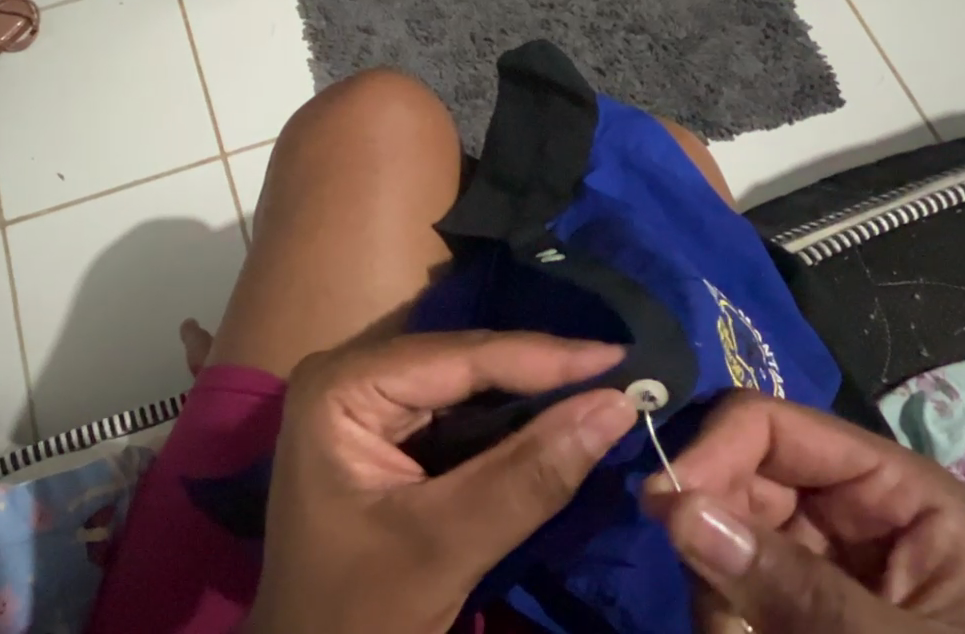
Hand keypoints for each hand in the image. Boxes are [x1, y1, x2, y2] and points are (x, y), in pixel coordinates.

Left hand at [245, 331, 637, 633]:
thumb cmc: (356, 613)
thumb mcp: (443, 546)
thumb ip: (528, 476)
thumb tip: (614, 406)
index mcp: (341, 387)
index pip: (456, 357)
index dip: (543, 356)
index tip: (620, 356)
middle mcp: (347, 376)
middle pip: (459, 362)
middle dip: (540, 369)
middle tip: (622, 368)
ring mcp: (361, 401)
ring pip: (461, 382)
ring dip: (529, 389)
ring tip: (603, 383)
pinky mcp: (379, 430)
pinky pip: (452, 410)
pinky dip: (505, 418)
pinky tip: (554, 412)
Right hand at [640, 392, 964, 633]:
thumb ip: (796, 587)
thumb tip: (676, 507)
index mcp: (895, 488)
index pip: (772, 424)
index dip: (711, 449)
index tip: (663, 506)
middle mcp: (847, 505)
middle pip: (735, 473)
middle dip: (708, 533)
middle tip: (716, 614)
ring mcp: (816, 553)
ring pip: (718, 529)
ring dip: (713, 588)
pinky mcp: (792, 599)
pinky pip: (726, 579)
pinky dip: (719, 612)